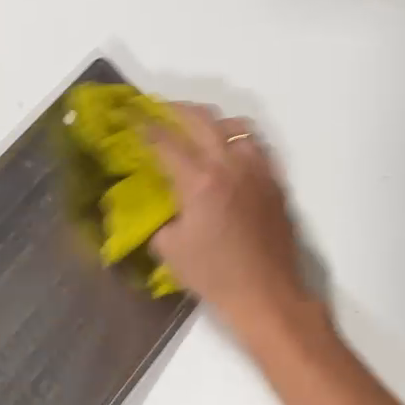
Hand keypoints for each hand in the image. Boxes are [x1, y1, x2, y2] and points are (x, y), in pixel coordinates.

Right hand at [149, 103, 321, 338]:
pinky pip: (255, 145)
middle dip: (175, 110)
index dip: (143, 126)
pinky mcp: (275, 182)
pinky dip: (235, 139)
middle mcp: (230, 167)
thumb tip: (155, 205)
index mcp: (199, 182)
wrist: (267, 294)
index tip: (129, 116)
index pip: (165, 141)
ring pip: (234, 126)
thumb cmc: (213, 275)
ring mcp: (258, 171)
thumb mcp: (169, 248)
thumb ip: (158, 217)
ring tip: (194, 128)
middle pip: (201, 119)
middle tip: (157, 110)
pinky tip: (225, 153)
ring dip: (210, 120)